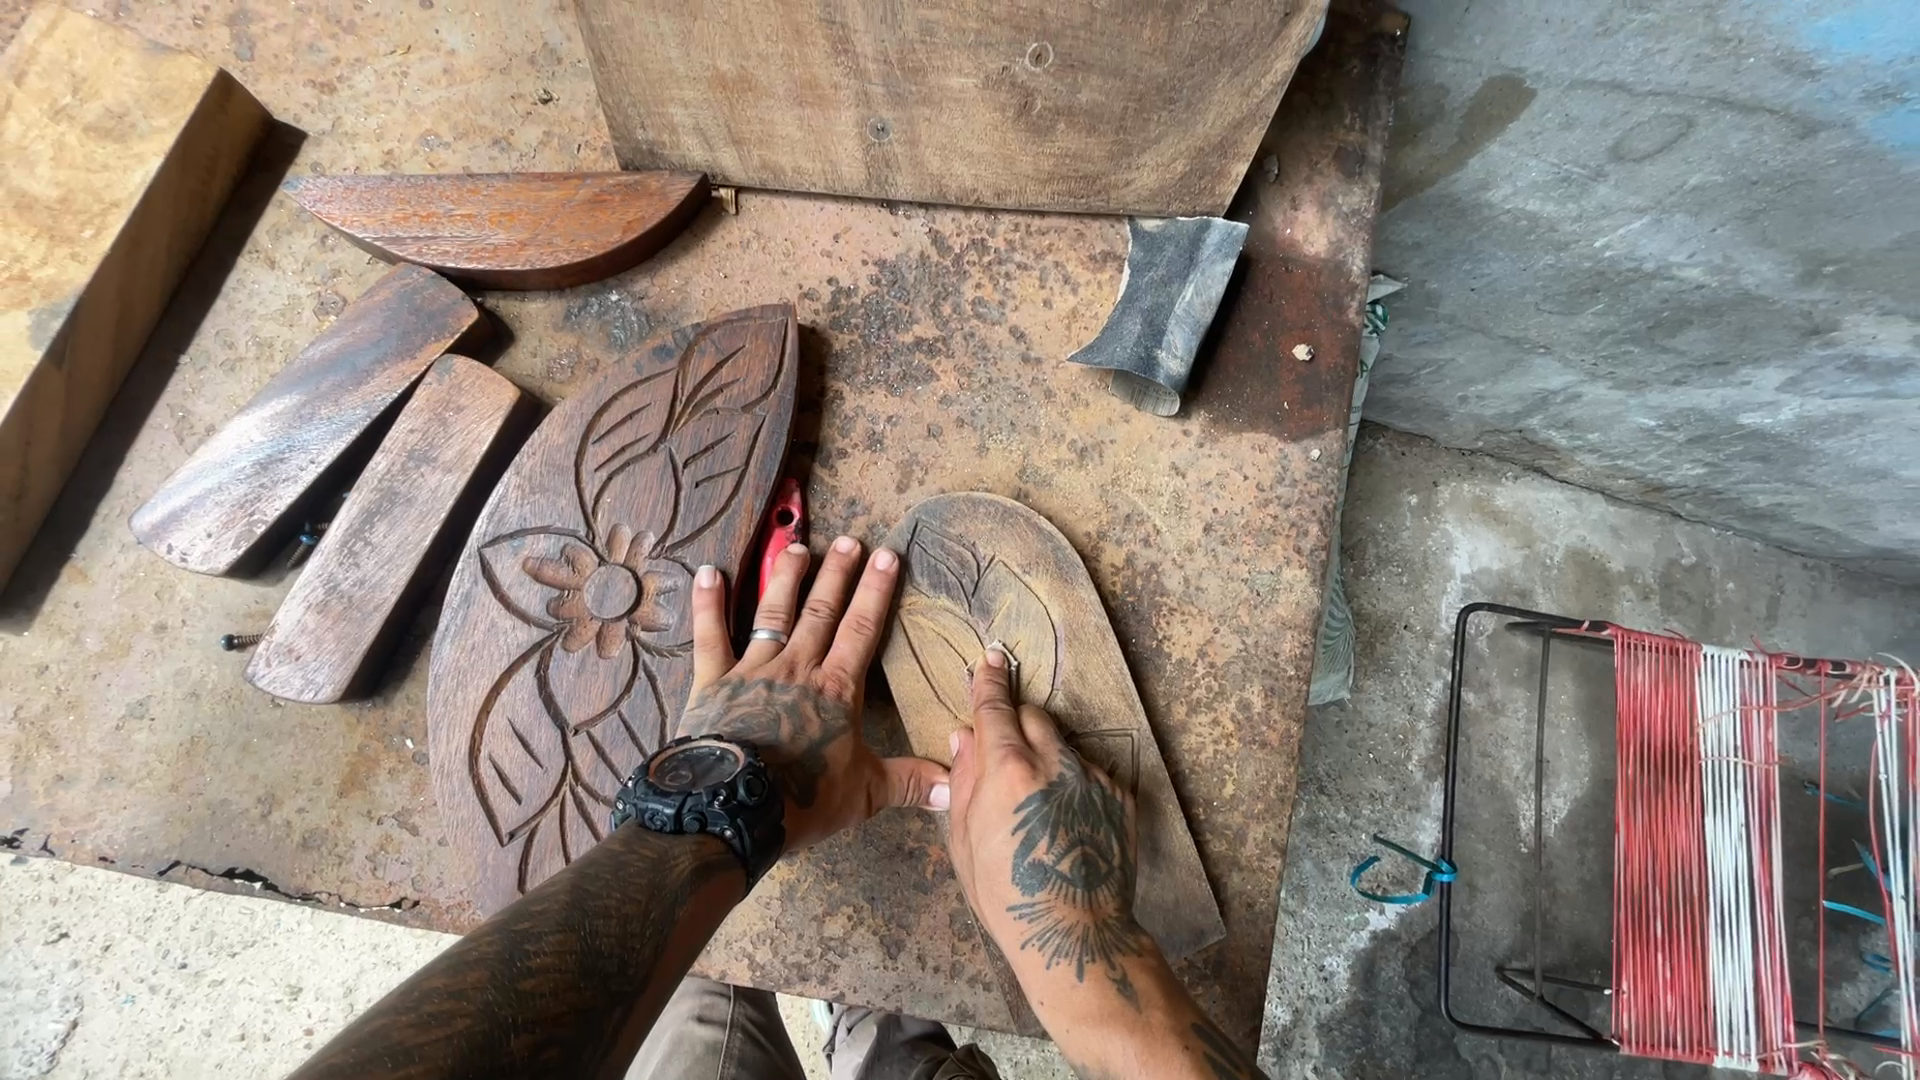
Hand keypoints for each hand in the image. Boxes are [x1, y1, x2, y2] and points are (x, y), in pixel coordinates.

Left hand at [679, 535, 949, 852]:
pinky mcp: (714, 681)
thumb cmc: (802, 798)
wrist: (732, 808)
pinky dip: (708, 604)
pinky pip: (710, 636)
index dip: (877, 591)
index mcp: (836, 688)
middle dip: (838, 573)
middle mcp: (798, 666)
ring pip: (775, 612)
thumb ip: (909, 782)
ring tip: (798, 547)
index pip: (863, 628)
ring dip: (788, 578)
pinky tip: (708, 573)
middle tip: (850, 539)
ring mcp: (754, 669)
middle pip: (822, 610)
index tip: (888, 556)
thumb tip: (956, 789)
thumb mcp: (864, 793)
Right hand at [945, 646, 1150, 1002]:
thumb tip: (964, 735)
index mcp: (1008, 770)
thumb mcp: (965, 840)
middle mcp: (1053, 761)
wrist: (1075, 934)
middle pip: (1032, 713)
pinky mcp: (1118, 793)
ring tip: (1041, 802)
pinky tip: (1068, 819)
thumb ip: (964, 779)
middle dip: (1016, 723)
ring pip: (1062, 741)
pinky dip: (1074, 780)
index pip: (995, 707)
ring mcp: (1091, 775)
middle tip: (1008, 755)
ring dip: (1046, 754)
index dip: (989, 679)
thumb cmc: (1006, 894)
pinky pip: (1089, 768)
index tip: (990, 658)